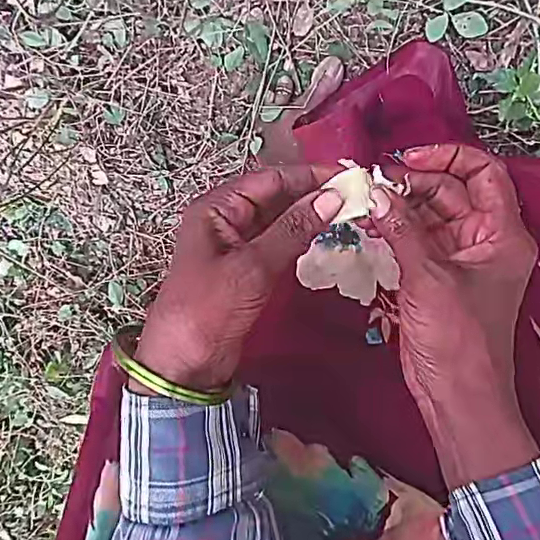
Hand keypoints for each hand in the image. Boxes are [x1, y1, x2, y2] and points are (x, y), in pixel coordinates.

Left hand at [135, 163, 345, 391]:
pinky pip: (277, 246)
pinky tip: (326, 239)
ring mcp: (235, 247)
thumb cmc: (208, 309)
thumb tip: (330, 198)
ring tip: (349, 214)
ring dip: (309, 217)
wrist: (184, 363)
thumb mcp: (252, 266)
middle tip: (355, 196)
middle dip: (311, 195)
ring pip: (278, 222)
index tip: (346, 177)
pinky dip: (301, 241)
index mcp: (216, 209)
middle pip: (274, 198)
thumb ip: (293, 230)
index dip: (307, 176)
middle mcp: (224, 221)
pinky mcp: (246, 272)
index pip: (268, 180)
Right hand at [371, 144, 539, 485]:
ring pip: (428, 216)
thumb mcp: (429, 278)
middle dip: (412, 184)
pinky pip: (414, 241)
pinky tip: (368, 226)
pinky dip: (393, 231)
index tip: (406, 158)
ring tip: (365, 203)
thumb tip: (374, 192)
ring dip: (398, 207)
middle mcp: (483, 240)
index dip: (448, 157)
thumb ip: (401, 230)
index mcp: (501, 234)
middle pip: (450, 192)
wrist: (457, 394)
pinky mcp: (435, 277)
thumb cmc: (459, 339)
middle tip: (374, 186)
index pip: (483, 173)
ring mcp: (458, 259)